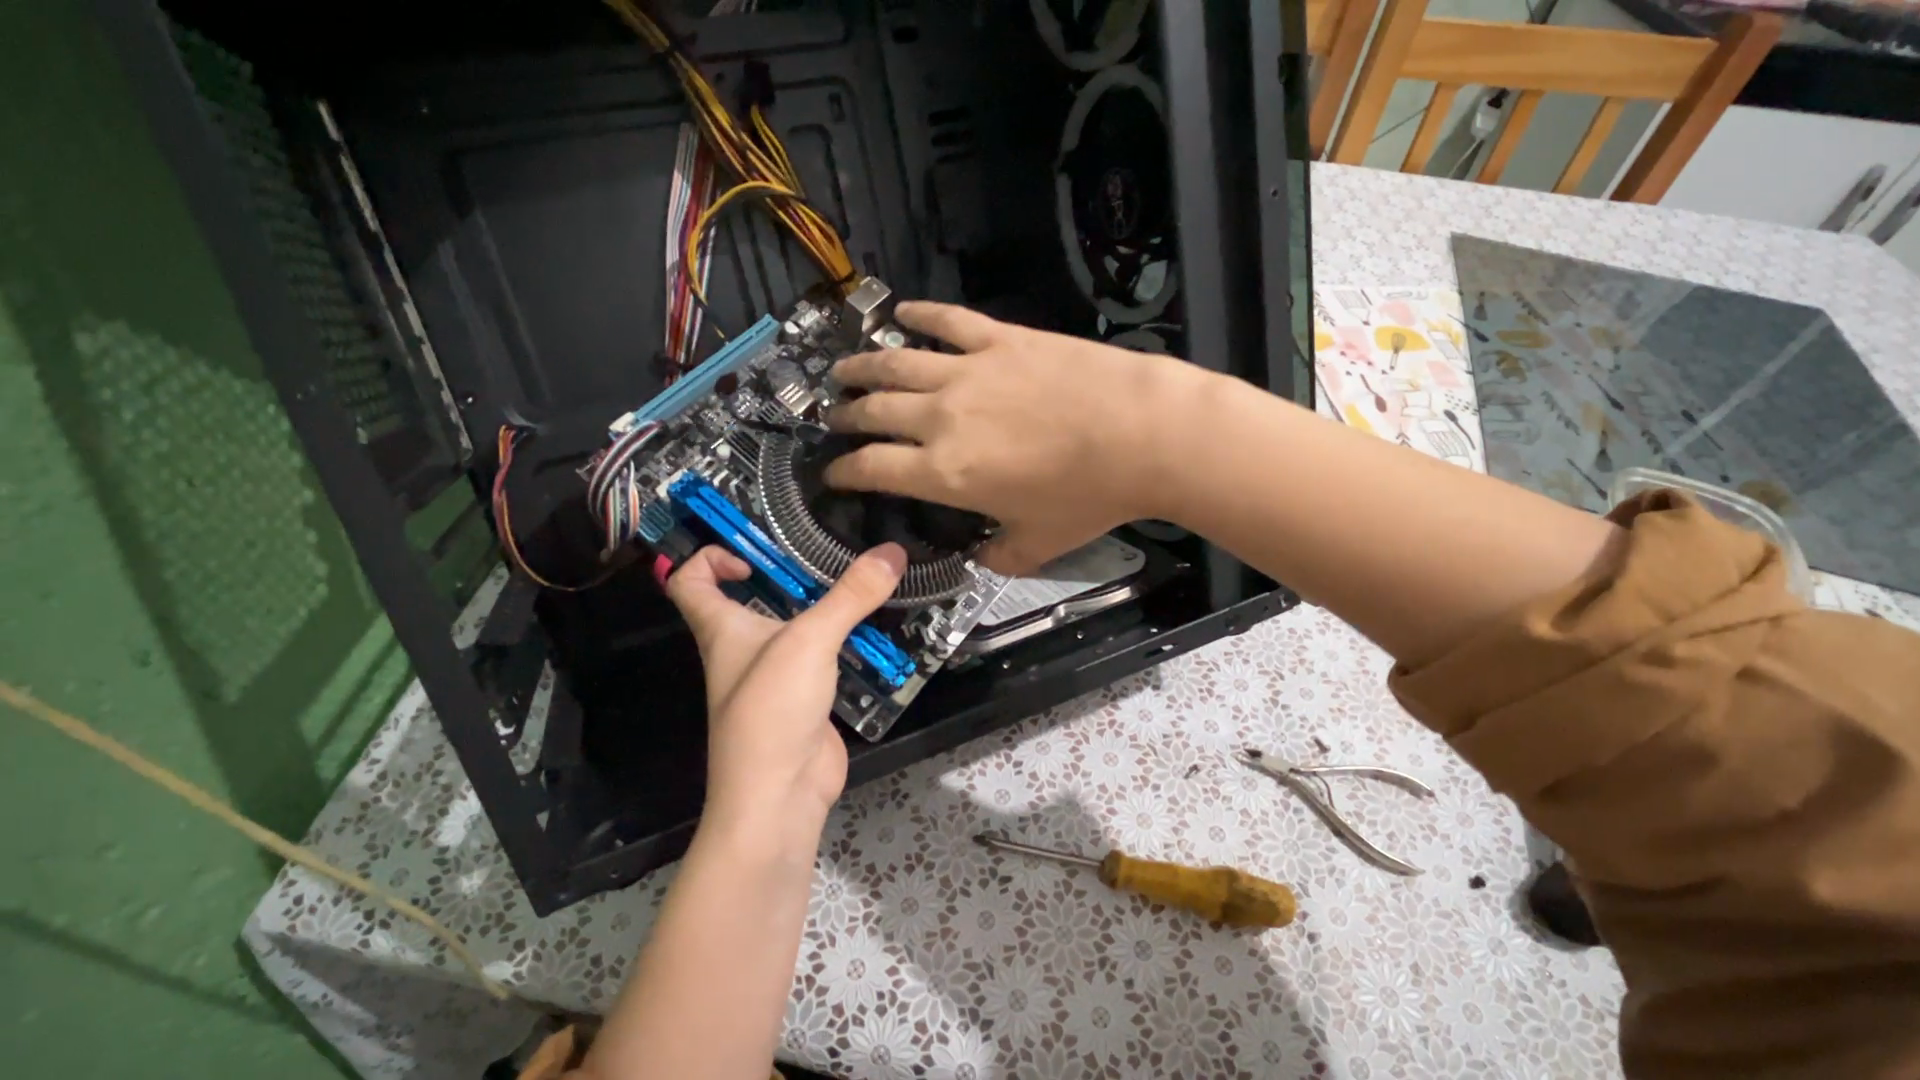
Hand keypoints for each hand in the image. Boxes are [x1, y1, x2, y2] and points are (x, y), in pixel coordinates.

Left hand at [663, 544, 905, 827]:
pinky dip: (846, 641)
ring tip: (864, 581)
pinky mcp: (808, 699)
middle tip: (829, 551)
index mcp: (722, 630)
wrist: (780, 796)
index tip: (753, 552)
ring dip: (823, 607)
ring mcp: (777, 677)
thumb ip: (851, 596)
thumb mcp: (810, 641)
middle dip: (786, 573)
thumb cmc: (772, 709)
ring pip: (795, 629)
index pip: (689, 582)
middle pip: (751, 600)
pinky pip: (825, 659)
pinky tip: (876, 629)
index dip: (707, 557)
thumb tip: (893, 551)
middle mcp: (744, 649)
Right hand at [824, 301, 1194, 573]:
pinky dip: (920, 315)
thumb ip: (1001, 555)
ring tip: (844, 370)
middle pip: (874, 411)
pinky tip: (901, 312)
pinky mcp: (999, 339)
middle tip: (834, 417)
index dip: (844, 471)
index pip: (872, 468)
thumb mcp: (1039, 543)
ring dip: (863, 367)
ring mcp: (967, 372)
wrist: (1141, 432)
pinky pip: (948, 321)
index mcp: (943, 472)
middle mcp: (940, 418)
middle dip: (846, 417)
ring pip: (896, 363)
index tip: (832, 473)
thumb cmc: (1089, 496)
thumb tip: (983, 557)